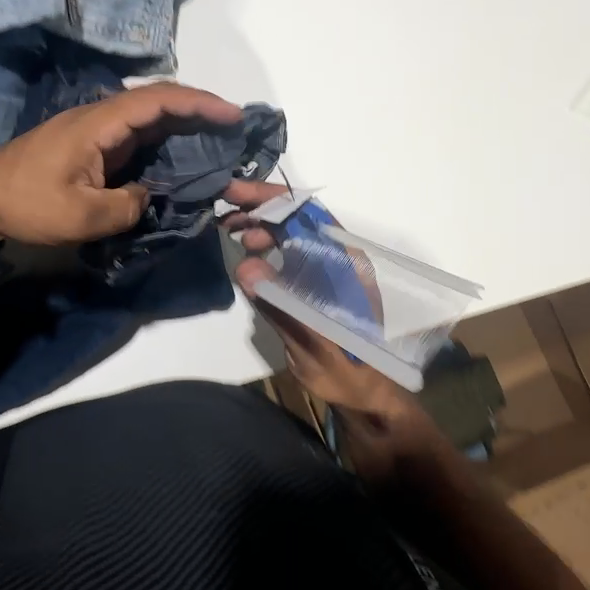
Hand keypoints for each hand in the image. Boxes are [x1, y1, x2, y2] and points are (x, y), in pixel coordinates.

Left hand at [0, 83, 241, 246]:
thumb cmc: (26, 203)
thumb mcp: (81, 215)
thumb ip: (127, 206)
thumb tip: (148, 196)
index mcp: (99, 123)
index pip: (158, 99)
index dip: (198, 103)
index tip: (232, 115)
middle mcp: (100, 118)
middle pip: (157, 102)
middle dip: (199, 110)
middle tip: (235, 128)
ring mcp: (94, 131)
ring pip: (148, 118)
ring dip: (183, 125)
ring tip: (218, 141)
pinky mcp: (90, 147)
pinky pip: (135, 137)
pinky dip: (163, 142)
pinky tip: (180, 158)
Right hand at [222, 181, 444, 484]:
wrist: (367, 396)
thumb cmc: (346, 373)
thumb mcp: (311, 346)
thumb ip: (281, 306)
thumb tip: (245, 267)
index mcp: (345, 266)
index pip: (307, 214)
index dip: (271, 198)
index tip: (235, 192)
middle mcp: (340, 258)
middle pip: (299, 214)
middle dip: (260, 205)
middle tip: (222, 208)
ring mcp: (331, 267)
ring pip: (294, 228)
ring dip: (262, 222)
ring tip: (230, 229)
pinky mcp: (321, 278)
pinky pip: (293, 247)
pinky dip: (268, 241)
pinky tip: (248, 250)